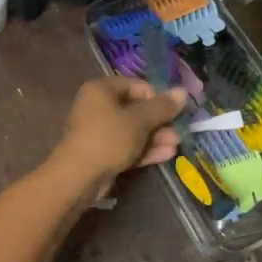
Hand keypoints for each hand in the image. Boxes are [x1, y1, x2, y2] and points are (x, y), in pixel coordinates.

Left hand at [50, 77, 185, 186]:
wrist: (79, 176)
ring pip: (133, 130)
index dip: (156, 96)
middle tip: (179, 129)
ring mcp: (99, 132)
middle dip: (159, 121)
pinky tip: (167, 155)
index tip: (172, 109)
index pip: (135, 85)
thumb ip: (162, 107)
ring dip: (156, 137)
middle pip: (135, 109)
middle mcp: (98, 107)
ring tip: (177, 144)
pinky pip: (127, 146)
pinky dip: (145, 149)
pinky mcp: (102, 153)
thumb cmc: (109, 138)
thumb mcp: (139, 120)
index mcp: (101, 90)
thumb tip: (182, 91)